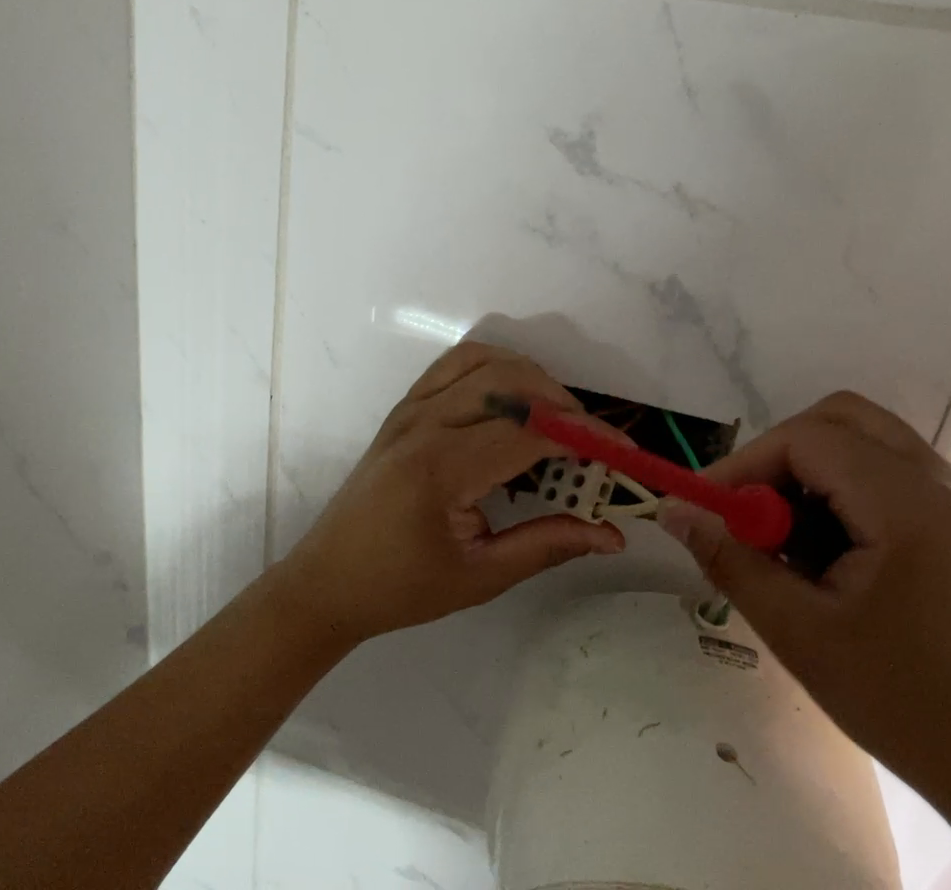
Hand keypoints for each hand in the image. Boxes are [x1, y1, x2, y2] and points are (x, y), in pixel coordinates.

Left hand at [273, 342, 625, 645]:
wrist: (328, 581)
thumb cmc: (401, 588)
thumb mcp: (480, 576)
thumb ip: (547, 544)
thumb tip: (612, 534)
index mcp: (441, 469)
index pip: (529, 431)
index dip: (585, 437)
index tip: (623, 453)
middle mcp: (424, 424)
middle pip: (510, 382)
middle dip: (563, 404)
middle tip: (589, 445)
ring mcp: (409, 410)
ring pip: (483, 361)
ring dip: (530, 380)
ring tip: (556, 420)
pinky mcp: (403, 409)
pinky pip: (454, 366)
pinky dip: (494, 369)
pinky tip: (513, 402)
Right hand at [660, 393, 950, 888]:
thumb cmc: (908, 708)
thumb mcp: (801, 635)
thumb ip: (731, 561)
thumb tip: (674, 514)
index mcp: (913, 504)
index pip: (809, 438)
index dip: (745, 463)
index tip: (707, 508)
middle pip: (847, 421)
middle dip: (783, 457)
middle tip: (750, 516)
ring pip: (876, 449)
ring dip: (819, 479)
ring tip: (793, 551)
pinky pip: (905, 483)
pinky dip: (856, 500)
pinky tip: (840, 565)